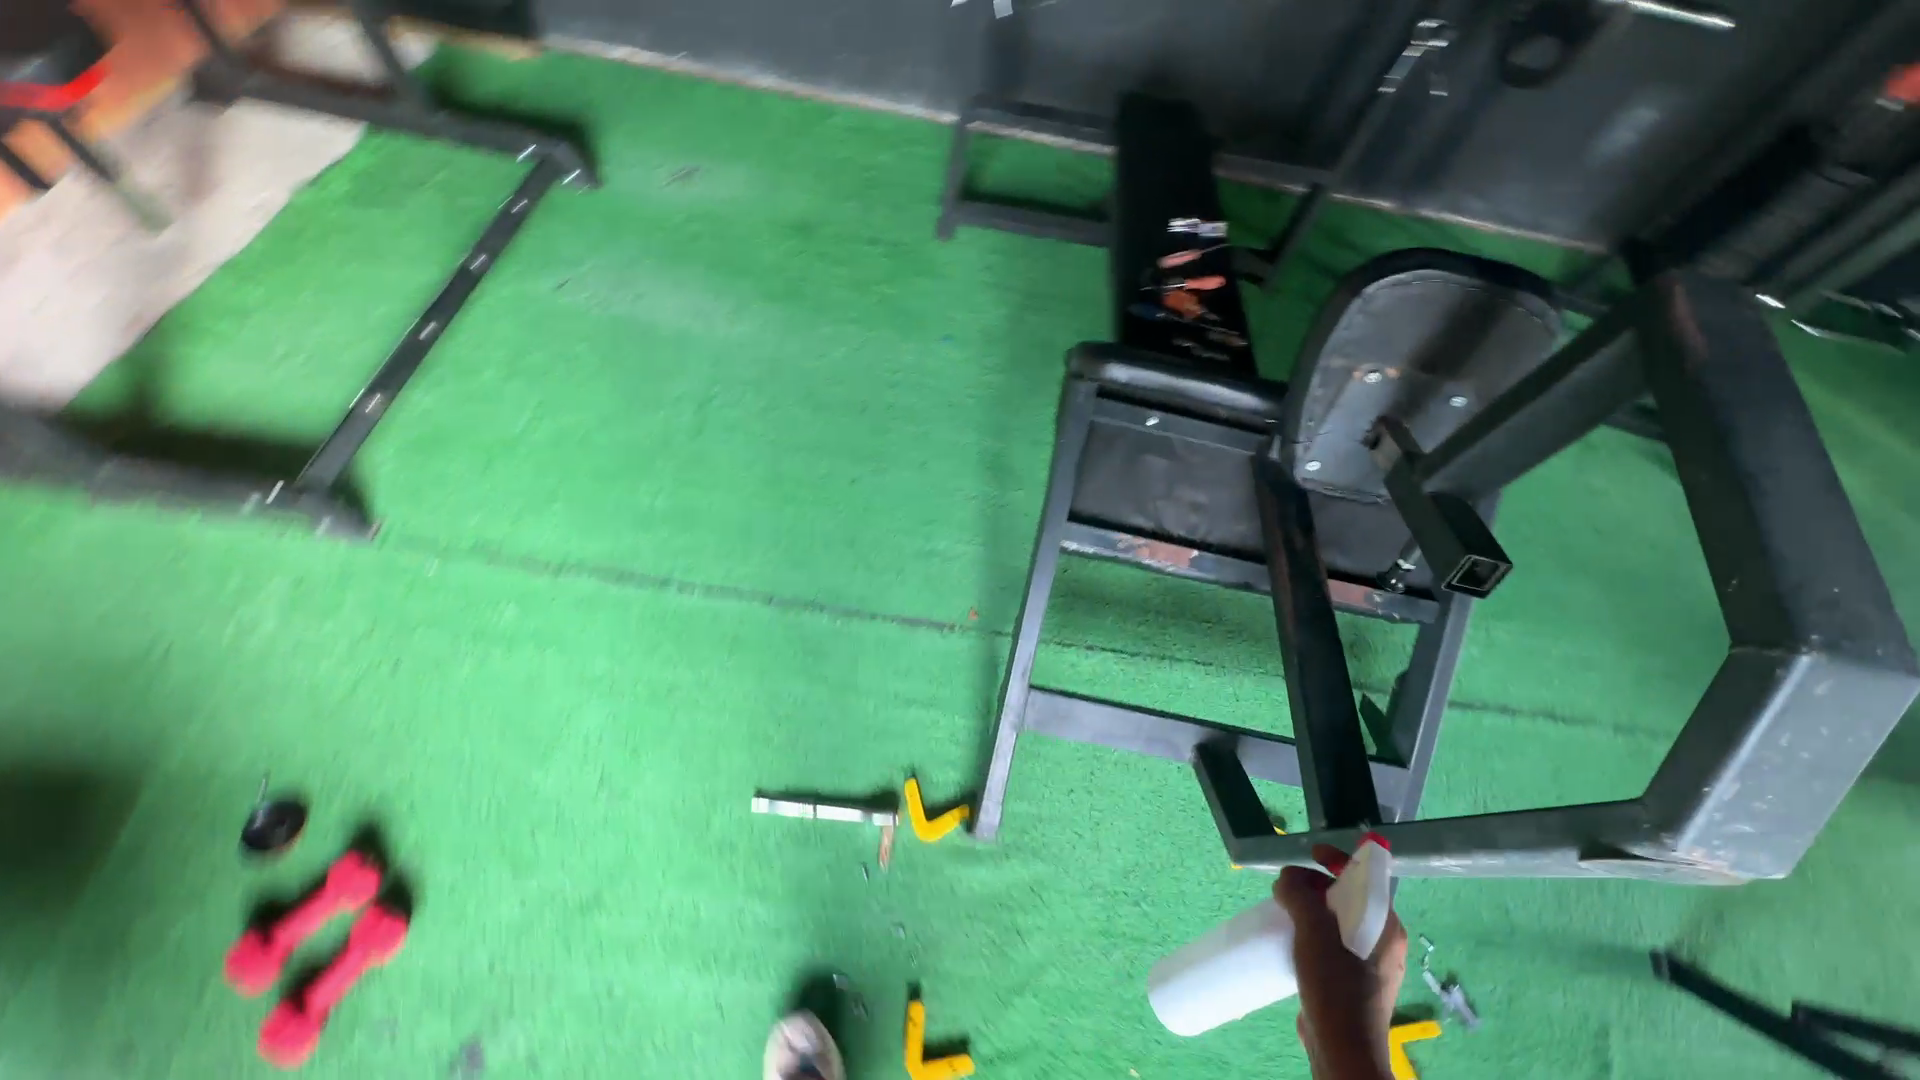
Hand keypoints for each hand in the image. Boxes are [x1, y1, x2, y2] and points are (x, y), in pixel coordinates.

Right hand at [1274, 845, 1407, 1079]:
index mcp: (1386, 927)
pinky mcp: (1350, 982)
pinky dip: (1310, 932)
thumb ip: (1300, 897)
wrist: (1342, 1050)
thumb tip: (1287, 879)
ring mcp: (1367, 964)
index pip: (1367, 878)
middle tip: (1286, 885)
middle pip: (1349, 898)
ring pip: (1337, 921)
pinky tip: (1290, 939)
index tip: (1310, 851)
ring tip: (1282, 909)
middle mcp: (1382, 942)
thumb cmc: (1336, 987)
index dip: (1338, 859)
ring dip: (1309, 909)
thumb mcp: (1314, 933)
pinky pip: (1330, 943)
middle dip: (1316, 884)